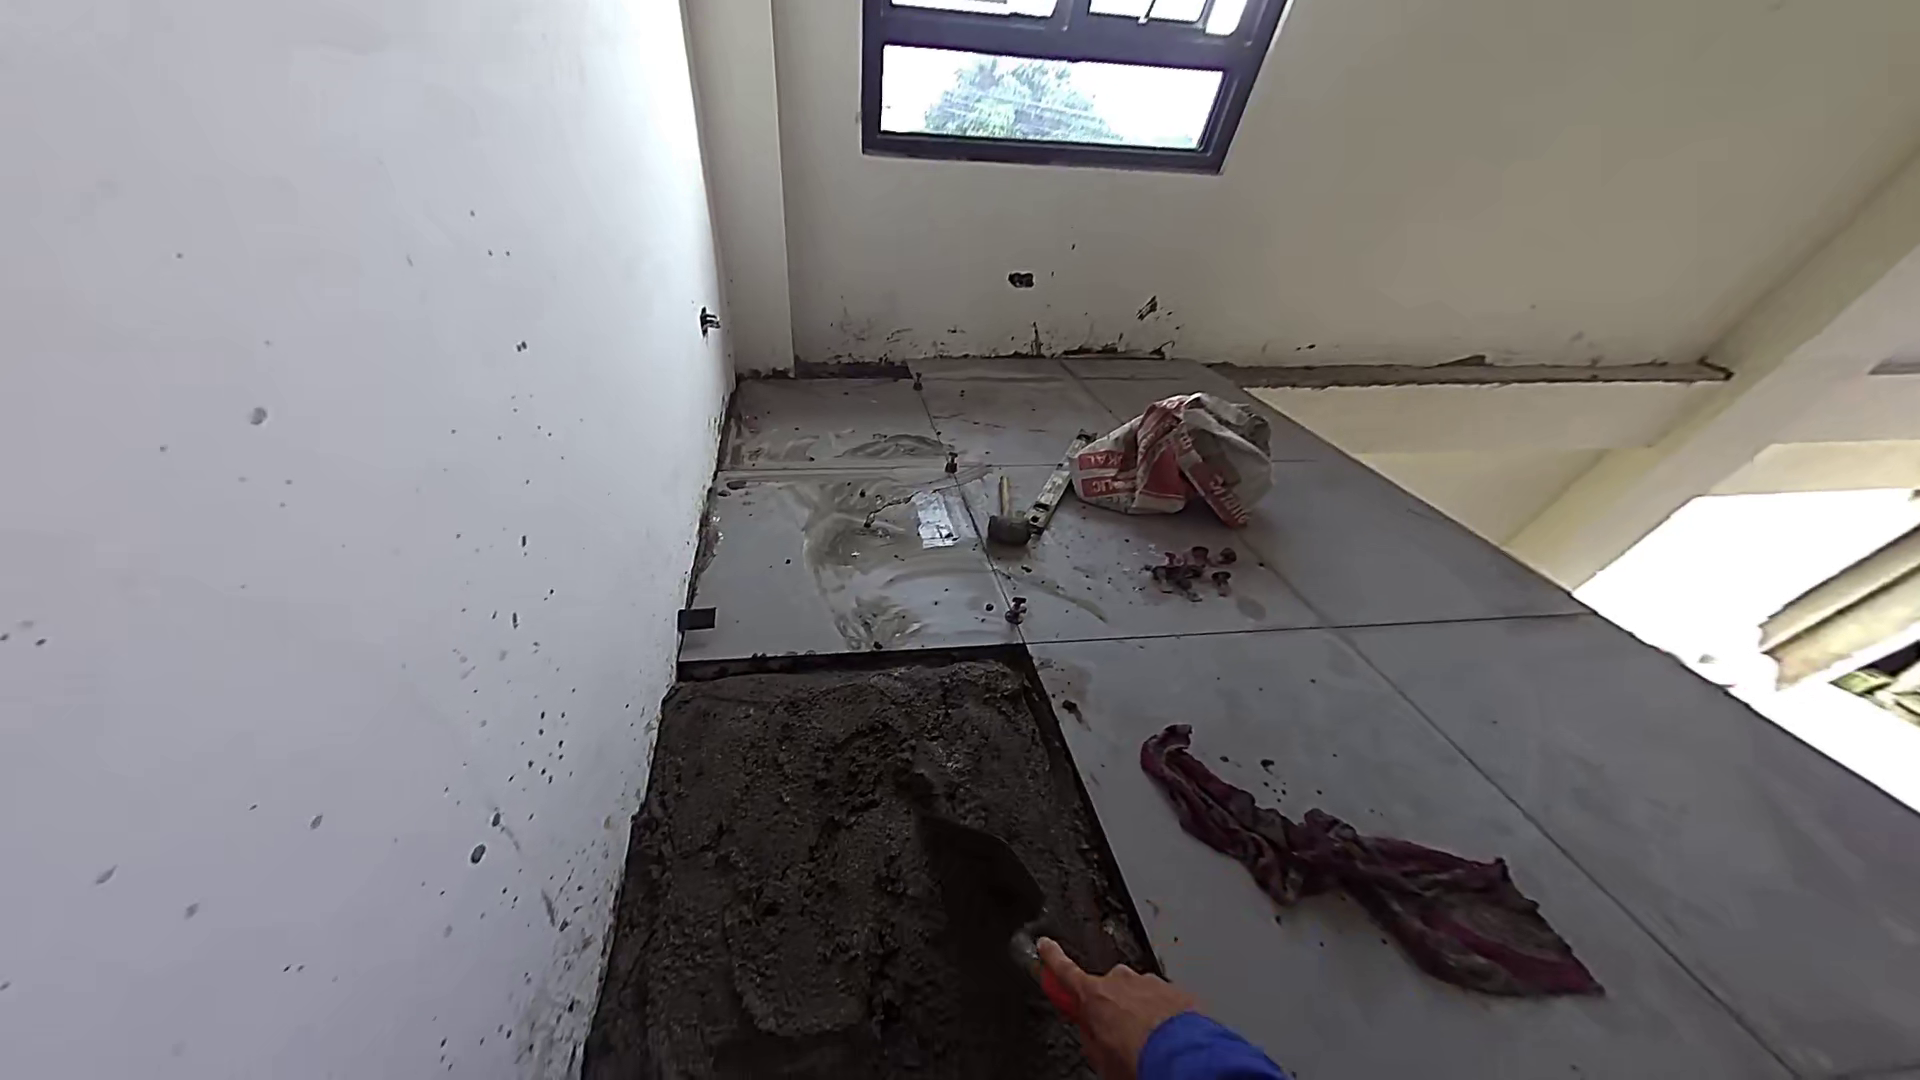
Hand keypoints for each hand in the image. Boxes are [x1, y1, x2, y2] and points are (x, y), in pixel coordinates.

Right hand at [1037, 937, 1197, 1079]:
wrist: (1186, 1062)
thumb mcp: (1102, 1060)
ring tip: (1151, 1046)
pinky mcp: (1174, 990)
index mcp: (1095, 995)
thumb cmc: (1141, 1063)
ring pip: (1137, 995)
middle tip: (1123, 1038)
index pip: (1064, 970)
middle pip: (1108, 990)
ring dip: (1141, 1014)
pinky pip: (1163, 1002)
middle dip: (1113, 1008)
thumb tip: (1090, 1032)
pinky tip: (1169, 1041)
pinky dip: (1164, 1018)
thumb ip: (1090, 1037)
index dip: (1051, 957)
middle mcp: (1119, 981)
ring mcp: (1147, 982)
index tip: (1045, 944)